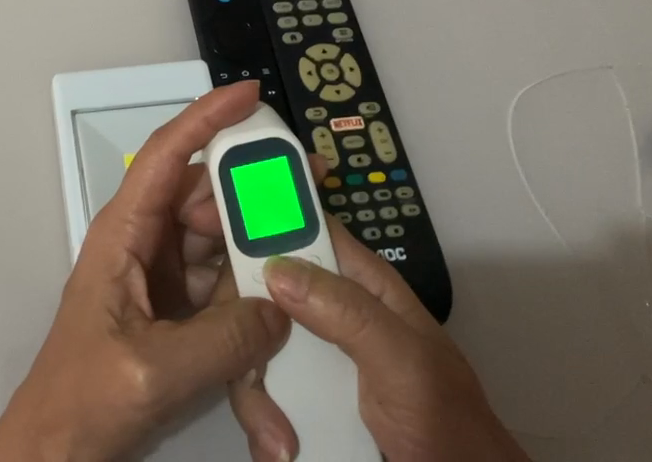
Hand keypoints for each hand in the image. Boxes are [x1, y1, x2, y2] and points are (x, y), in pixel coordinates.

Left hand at [0, 83, 289, 461]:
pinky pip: (223, 278)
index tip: (248, 94)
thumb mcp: (155, 368)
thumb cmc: (85, 396)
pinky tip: (284, 291)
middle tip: (309, 180)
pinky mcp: (177, 306)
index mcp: (123, 234)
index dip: (205, 117)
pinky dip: (252, 282)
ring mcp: (162, 274)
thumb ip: (224, 339)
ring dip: (258, 236)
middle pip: (203, 193)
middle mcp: (143, 241)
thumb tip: (281, 308)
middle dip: (252, 183)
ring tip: (309, 232)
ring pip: (219, 235)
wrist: (59, 445)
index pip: (166, 156)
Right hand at [228, 224, 526, 461]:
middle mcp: (324, 309)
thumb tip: (274, 267)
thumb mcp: (405, 362)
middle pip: (256, 285)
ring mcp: (307, 354)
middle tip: (245, 364)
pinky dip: (259, 419)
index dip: (253, 212)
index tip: (203, 218)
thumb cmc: (448, 427)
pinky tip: (278, 448)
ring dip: (252, 390)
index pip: (299, 223)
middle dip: (239, 323)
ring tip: (276, 439)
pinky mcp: (295, 396)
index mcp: (357, 282)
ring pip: (247, 342)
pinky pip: (255, 388)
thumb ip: (347, 311)